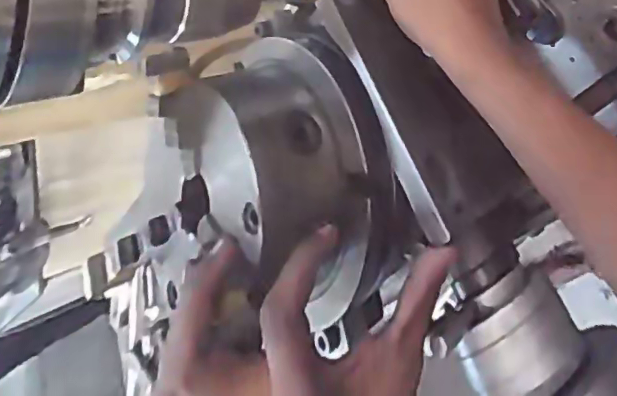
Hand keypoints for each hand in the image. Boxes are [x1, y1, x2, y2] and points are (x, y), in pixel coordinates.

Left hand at [155, 227, 456, 395]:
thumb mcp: (394, 366)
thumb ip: (414, 304)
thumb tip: (440, 253)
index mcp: (293, 391)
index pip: (280, 313)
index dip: (303, 262)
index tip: (324, 236)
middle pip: (189, 358)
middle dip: (202, 292)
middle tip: (227, 248)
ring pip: (176, 375)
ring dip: (190, 319)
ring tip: (214, 274)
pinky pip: (187, 382)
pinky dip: (195, 346)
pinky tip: (217, 325)